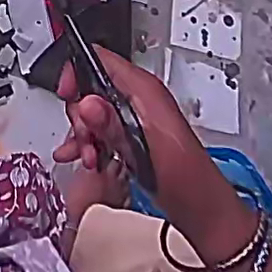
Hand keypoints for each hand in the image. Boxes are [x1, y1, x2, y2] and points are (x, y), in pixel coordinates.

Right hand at [52, 45, 201, 177]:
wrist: (204, 213)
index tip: (67, 96)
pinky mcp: (131, 133)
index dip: (76, 72)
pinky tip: (88, 157)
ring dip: (82, 133)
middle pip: (90, 86)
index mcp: (144, 90)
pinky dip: (90, 142)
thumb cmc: (188, 183)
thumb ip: (113, 126)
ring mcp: (134, 115)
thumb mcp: (143, 152)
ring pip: (91, 110)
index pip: (99, 58)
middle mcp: (138, 97)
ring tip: (87, 154)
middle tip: (83, 136)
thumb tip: (87, 103)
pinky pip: (100, 128)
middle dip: (79, 113)